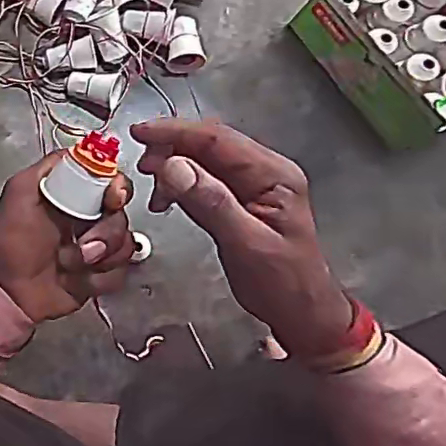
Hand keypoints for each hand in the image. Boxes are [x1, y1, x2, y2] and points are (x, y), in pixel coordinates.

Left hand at [0, 152, 135, 323]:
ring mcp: (95, 248)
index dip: (118, 188)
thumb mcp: (19, 193)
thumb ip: (47, 168)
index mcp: (72, 196)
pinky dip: (98, 279)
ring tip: (69, 264)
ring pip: (125, 245)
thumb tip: (80, 151)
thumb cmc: (10, 241)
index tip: (112, 199)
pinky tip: (75, 281)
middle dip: (107, 232)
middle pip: (122, 215)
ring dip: (100, 257)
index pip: (111, 182)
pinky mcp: (99, 275)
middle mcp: (88, 219)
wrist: (8, 291)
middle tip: (83, 246)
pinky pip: (119, 273)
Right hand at [130, 119, 353, 358]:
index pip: (218, 139)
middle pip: (209, 144)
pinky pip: (202, 180)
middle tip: (142, 163)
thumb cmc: (285, 284)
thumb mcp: (247, 244)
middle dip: (171, 147)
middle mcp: (264, 172)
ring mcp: (251, 185)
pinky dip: (179, 184)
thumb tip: (175, 166)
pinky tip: (166, 198)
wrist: (303, 313)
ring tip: (152, 184)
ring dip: (172, 166)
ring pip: (202, 160)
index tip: (142, 133)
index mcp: (273, 175)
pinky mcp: (238, 199)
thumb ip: (211, 202)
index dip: (176, 132)